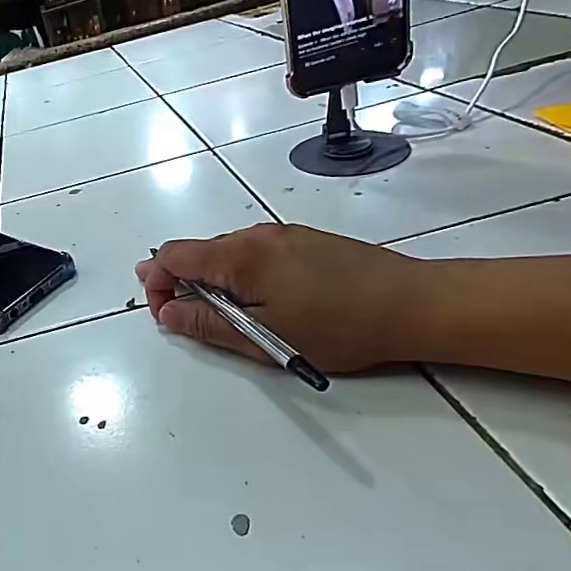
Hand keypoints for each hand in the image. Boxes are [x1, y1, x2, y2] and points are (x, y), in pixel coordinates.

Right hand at [134, 223, 427, 372]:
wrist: (416, 304)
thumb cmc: (338, 325)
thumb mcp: (264, 336)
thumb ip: (207, 324)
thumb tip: (167, 313)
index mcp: (240, 255)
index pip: (171, 256)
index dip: (154, 283)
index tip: (164, 314)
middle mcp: (257, 235)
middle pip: (196, 252)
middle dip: (181, 284)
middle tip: (192, 320)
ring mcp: (283, 234)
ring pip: (225, 253)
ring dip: (212, 281)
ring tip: (232, 317)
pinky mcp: (304, 240)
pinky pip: (253, 253)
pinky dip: (239, 275)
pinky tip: (263, 301)